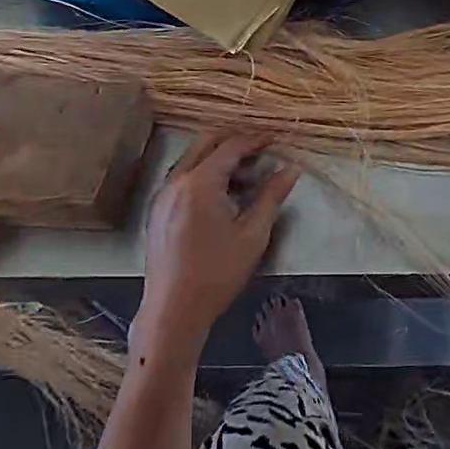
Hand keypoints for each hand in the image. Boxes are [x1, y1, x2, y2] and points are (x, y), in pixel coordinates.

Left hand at [137, 132, 300, 345]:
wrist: (174, 309)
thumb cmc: (218, 273)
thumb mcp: (253, 233)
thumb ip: (272, 195)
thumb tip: (290, 169)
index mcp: (199, 183)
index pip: (231, 146)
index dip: (256, 139)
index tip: (277, 138)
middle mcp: (176, 181)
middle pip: (206, 143)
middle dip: (235, 141)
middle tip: (262, 149)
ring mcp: (163, 195)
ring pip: (193, 159)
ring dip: (220, 158)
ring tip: (249, 177)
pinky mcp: (159, 210)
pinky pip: (184, 177)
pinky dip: (206, 174)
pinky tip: (225, 196)